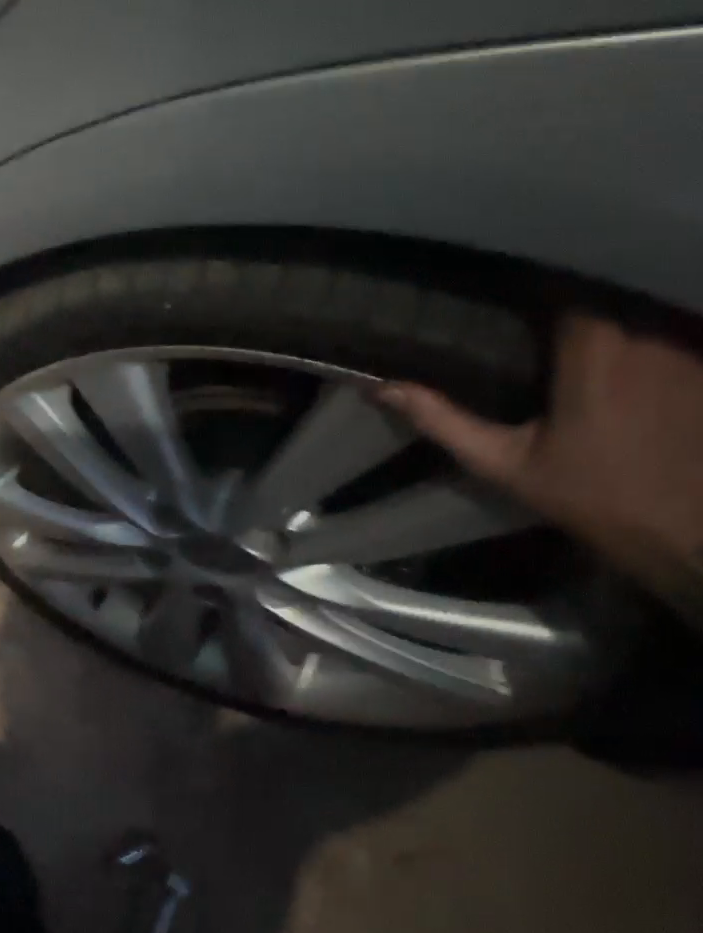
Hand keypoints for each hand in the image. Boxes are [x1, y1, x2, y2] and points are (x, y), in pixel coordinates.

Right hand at [377, 315, 702, 620]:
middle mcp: (652, 339)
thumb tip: (381, 388)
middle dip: (574, 297)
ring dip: (613, 313)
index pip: (569, 287)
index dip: (537, 282)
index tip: (504, 285)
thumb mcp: (501, 462)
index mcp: (595, 353)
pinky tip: (625, 359)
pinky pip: (674, 332)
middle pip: (610, 293)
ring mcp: (693, 351)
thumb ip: (443, 419)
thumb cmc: (589, 495)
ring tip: (572, 324)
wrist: (686, 529)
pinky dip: (645, 337)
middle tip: (535, 307)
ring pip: (645, 309)